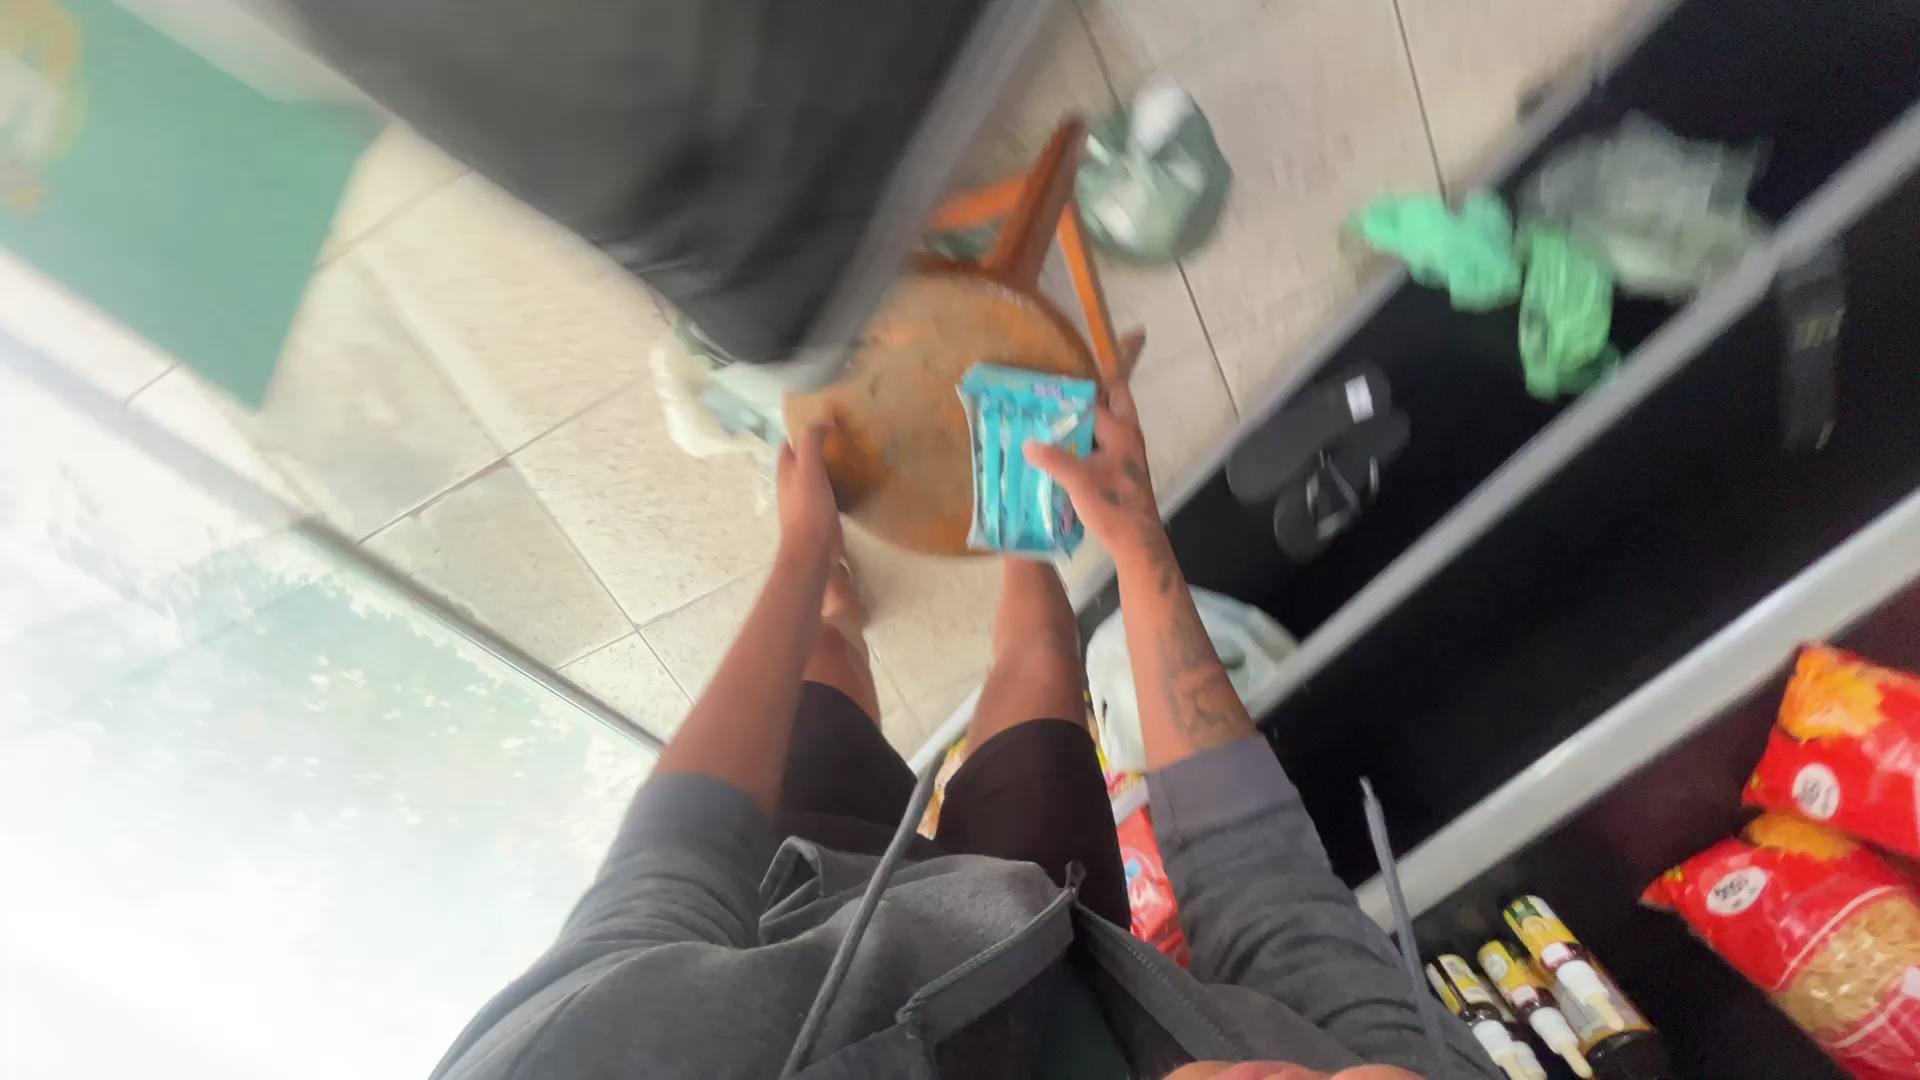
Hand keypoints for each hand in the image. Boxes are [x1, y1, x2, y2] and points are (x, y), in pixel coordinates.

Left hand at [777, 422, 840, 564]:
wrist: (812, 551)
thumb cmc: (809, 510)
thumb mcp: (809, 470)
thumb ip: (812, 442)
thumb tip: (824, 420)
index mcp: (786, 469)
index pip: (792, 441)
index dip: (806, 429)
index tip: (829, 423)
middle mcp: (792, 482)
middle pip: (805, 457)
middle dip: (822, 446)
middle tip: (845, 438)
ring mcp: (805, 498)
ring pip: (818, 474)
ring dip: (832, 464)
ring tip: (854, 456)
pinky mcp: (819, 512)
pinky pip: (829, 491)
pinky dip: (840, 483)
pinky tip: (855, 482)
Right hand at [1023, 373, 1167, 565]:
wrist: (1135, 540)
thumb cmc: (1111, 506)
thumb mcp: (1077, 481)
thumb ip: (1052, 459)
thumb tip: (1027, 443)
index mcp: (1121, 431)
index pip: (1095, 401)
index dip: (1072, 394)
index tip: (1049, 390)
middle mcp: (1128, 436)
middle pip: (1114, 403)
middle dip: (1091, 396)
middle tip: (1060, 397)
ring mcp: (1127, 453)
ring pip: (1108, 425)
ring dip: (1087, 420)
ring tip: (1055, 420)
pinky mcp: (1121, 470)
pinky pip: (1103, 444)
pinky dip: (1087, 441)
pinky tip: (1064, 450)